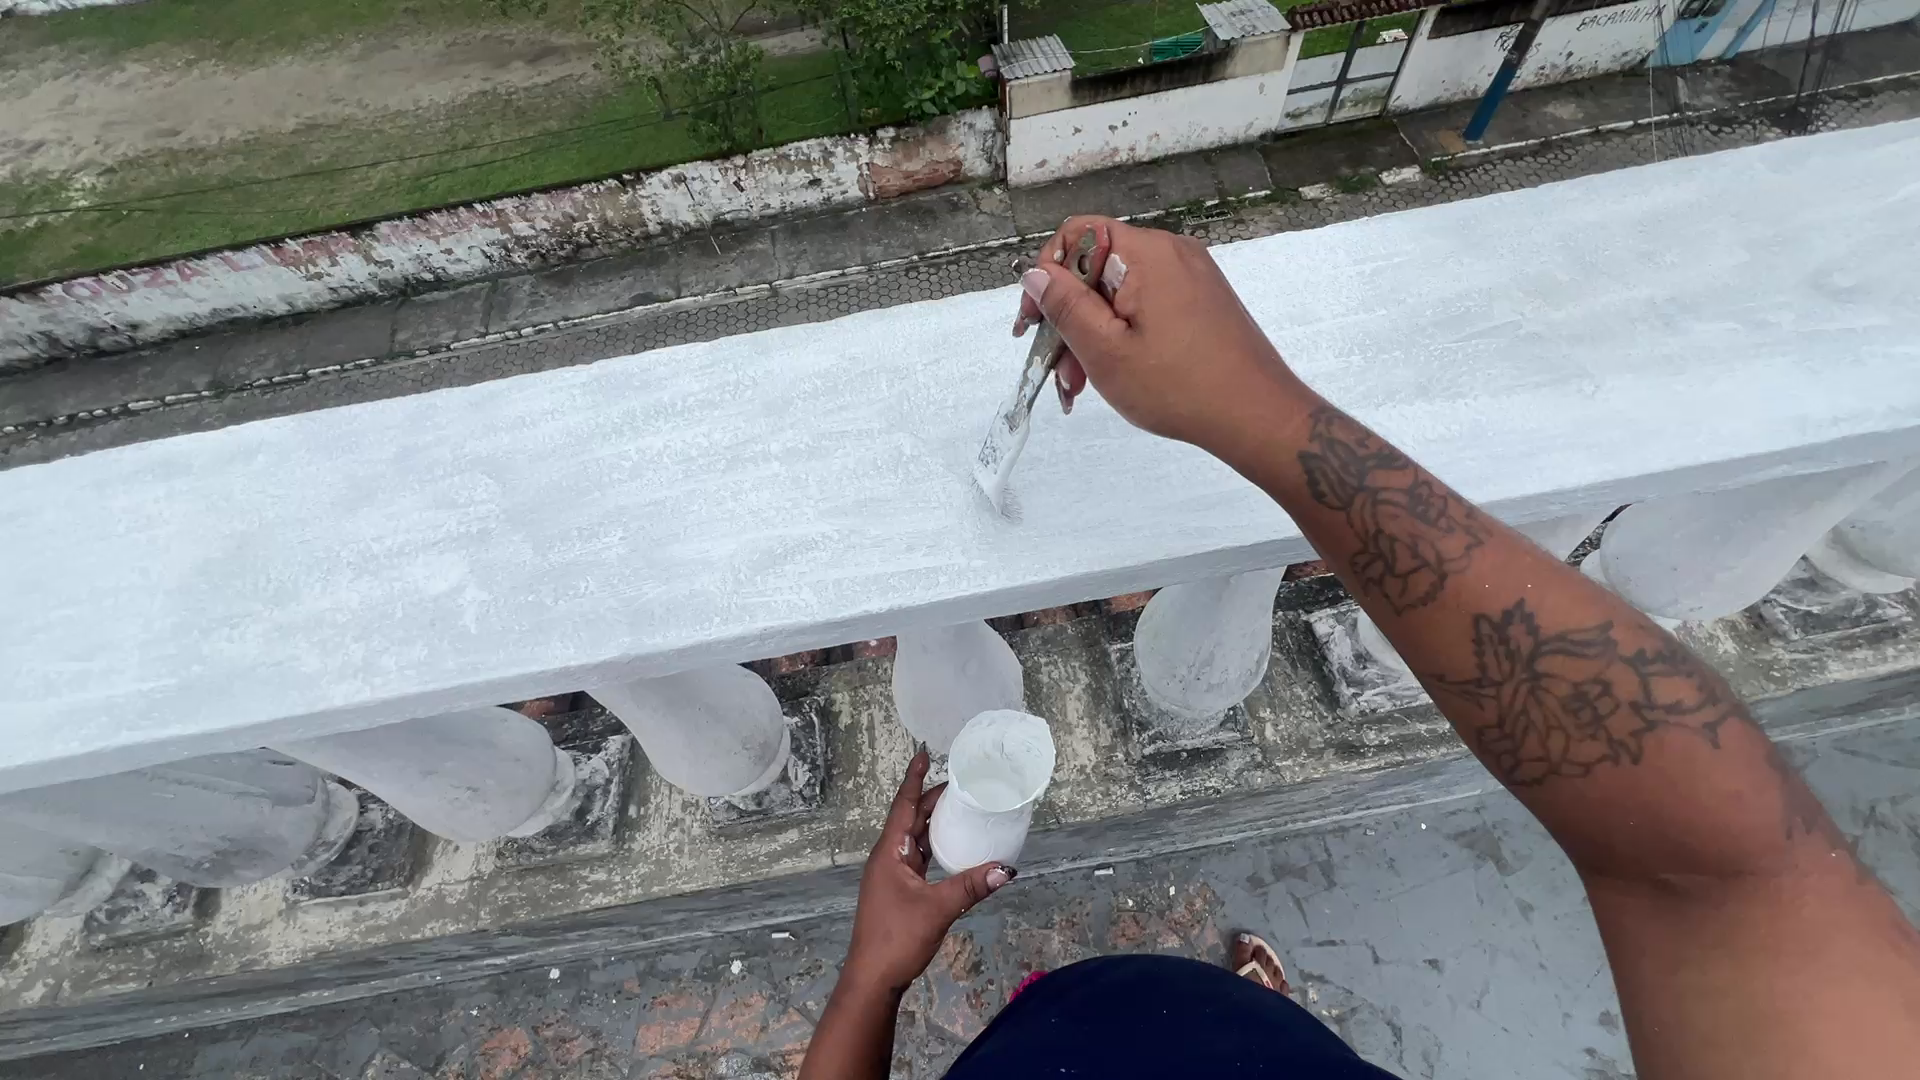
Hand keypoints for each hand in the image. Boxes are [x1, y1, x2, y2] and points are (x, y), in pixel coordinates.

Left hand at [842, 752, 1014, 994]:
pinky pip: (918, 856)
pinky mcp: (899, 889)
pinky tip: (952, 844)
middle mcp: (888, 856)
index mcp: (889, 852)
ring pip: (914, 837)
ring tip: (958, 805)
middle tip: (958, 782)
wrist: (871, 979)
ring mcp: (892, 874)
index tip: (923, 752)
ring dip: (933, 820)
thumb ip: (971, 886)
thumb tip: (1006, 868)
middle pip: (910, 817)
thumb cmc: (897, 938)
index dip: (913, 778)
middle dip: (930, 798)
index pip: (903, 805)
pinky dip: (934, 844)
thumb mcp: (937, 909)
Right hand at [1014, 215, 1299, 459]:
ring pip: (1120, 294)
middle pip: (1098, 270)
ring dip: (1093, 335)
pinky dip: (1123, 335)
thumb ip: (1065, 307)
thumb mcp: (1106, 351)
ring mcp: (1190, 276)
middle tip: (1061, 374)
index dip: (1046, 275)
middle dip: (1069, 319)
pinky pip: (1146, 306)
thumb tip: (1034, 272)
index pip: (1077, 236)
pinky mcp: (1201, 301)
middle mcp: (1171, 253)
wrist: (1256, 415)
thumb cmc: (1177, 387)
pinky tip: (1115, 374)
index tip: (1033, 325)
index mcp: (1147, 254)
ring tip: (1083, 386)